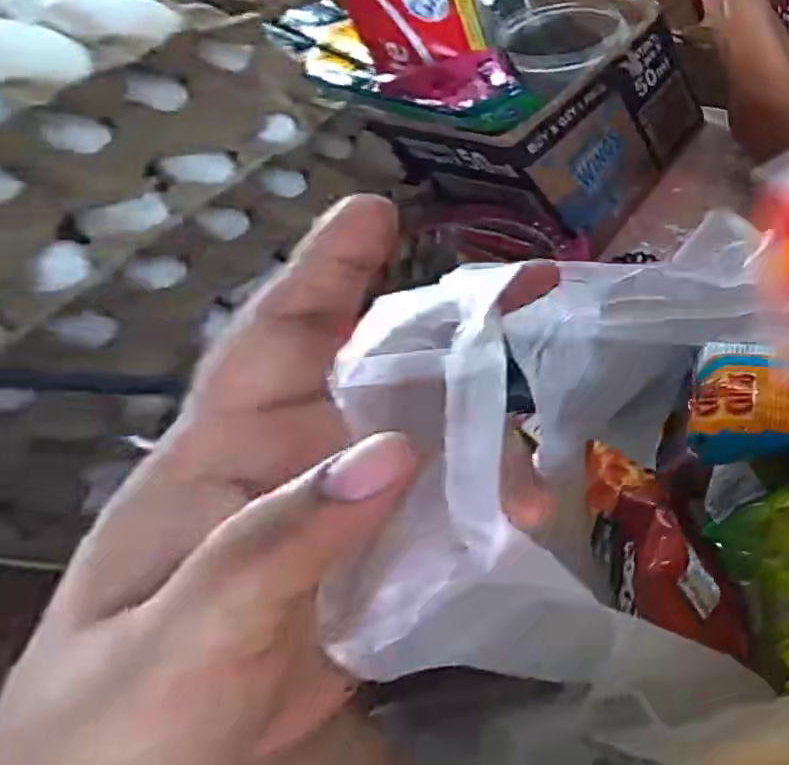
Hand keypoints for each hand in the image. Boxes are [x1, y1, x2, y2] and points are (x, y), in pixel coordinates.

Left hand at [0, 197, 555, 764]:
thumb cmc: (115, 731)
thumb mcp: (176, 643)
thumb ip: (277, 547)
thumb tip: (395, 451)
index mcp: (226, 460)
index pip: (276, 343)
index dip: (326, 271)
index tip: (375, 209)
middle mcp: (306, 459)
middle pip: (396, 373)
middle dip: (467, 327)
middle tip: (538, 285)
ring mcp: (359, 502)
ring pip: (448, 438)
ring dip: (499, 450)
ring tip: (530, 494)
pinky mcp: (397, 544)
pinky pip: (462, 498)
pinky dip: (501, 499)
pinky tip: (525, 519)